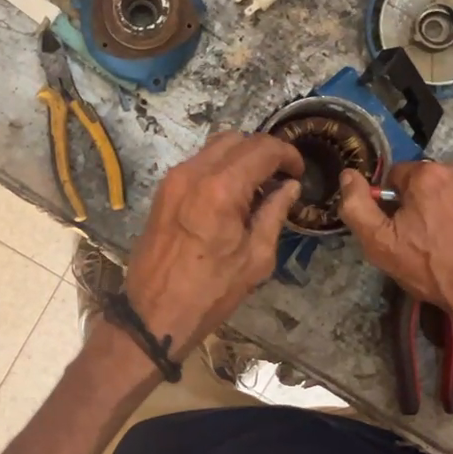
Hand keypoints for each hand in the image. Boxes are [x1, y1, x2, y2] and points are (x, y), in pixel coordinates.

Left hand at [120, 131, 302, 356]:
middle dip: (263, 152)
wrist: (153, 314)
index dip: (288, 155)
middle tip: (280, 178)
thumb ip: (274, 214)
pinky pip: (197, 164)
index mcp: (220, 189)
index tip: (299, 173)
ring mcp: (173, 180)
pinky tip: (230, 196)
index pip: (262, 149)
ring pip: (214, 148)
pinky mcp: (162, 192)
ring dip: (240, 157)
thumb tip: (289, 188)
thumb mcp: (255, 258)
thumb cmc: (210, 293)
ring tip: (256, 187)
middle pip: (237, 140)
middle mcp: (193, 173)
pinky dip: (218, 168)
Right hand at [337, 161, 452, 345]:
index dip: (399, 202)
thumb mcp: (381, 246)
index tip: (407, 226)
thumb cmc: (434, 271)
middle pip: (436, 179)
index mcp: (428, 176)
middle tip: (436, 236)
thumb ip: (357, 206)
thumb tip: (347, 175)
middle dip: (432, 200)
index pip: (401, 176)